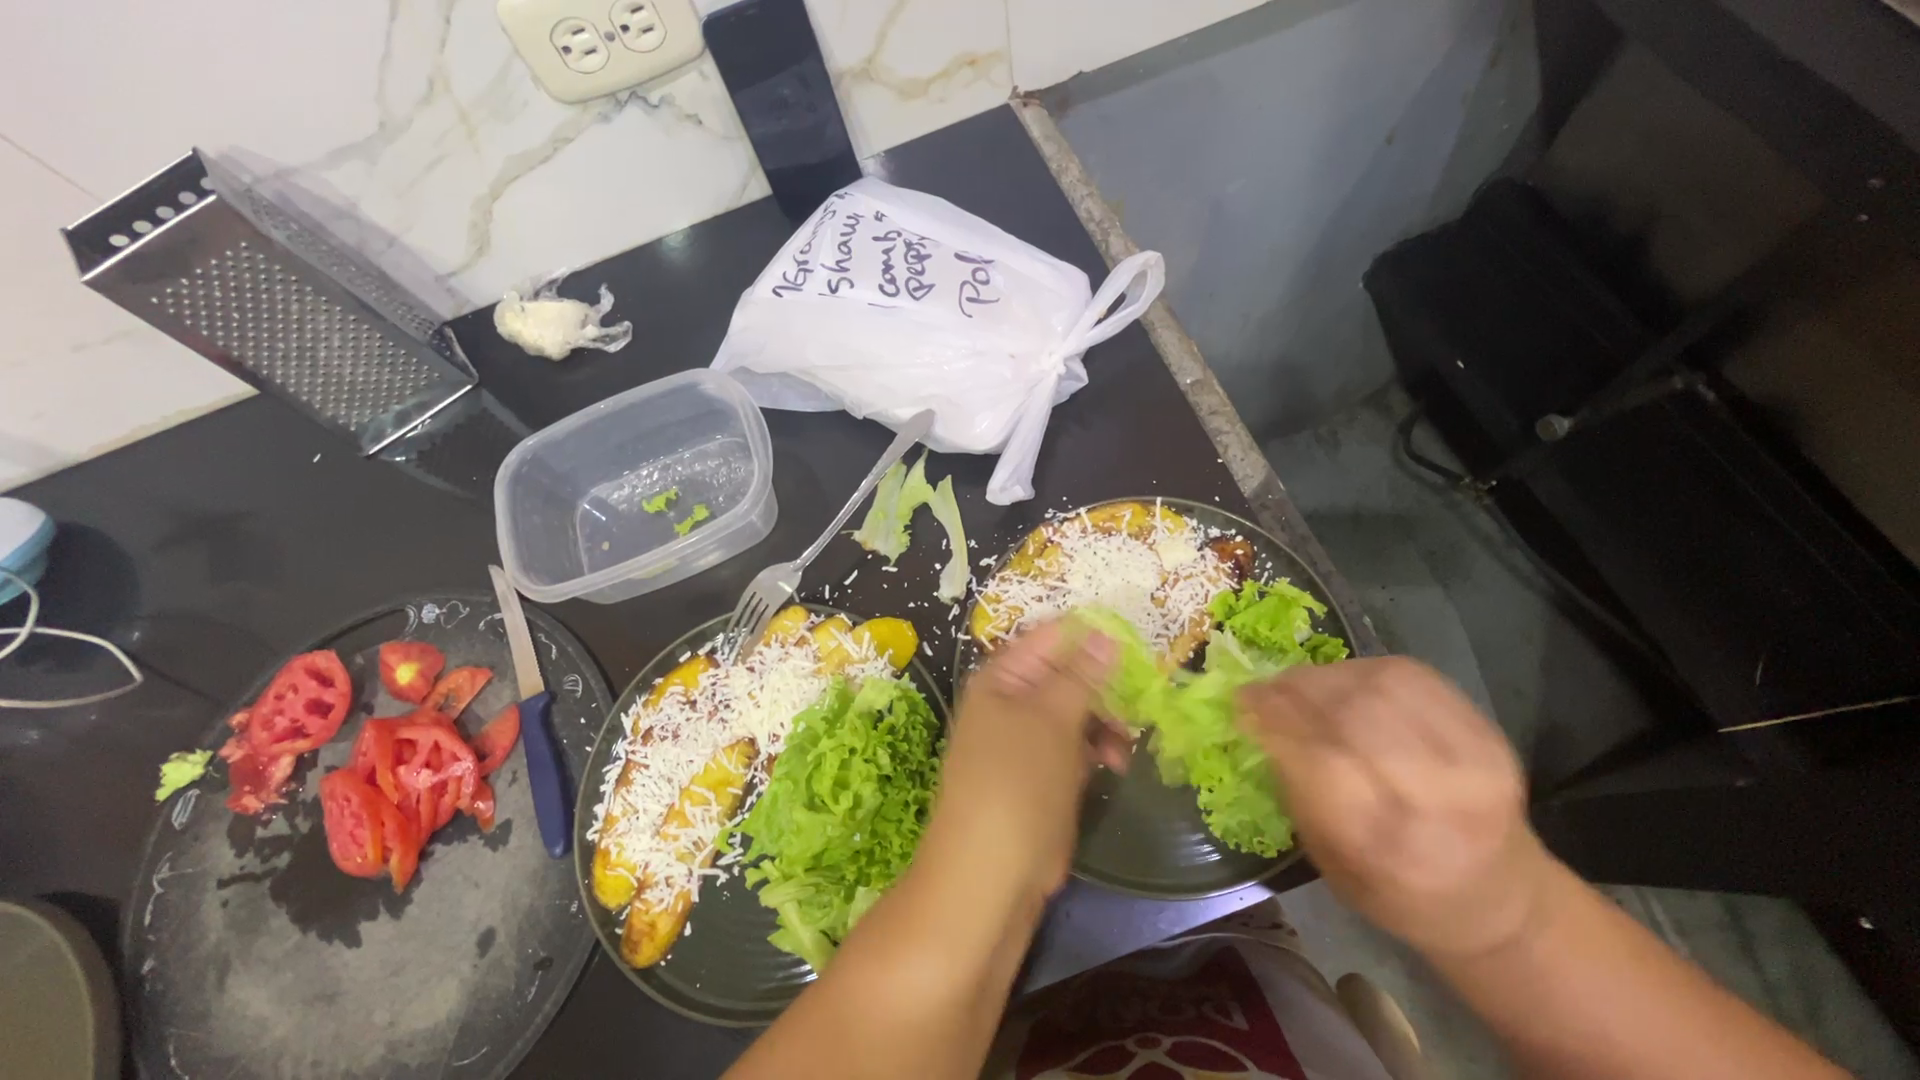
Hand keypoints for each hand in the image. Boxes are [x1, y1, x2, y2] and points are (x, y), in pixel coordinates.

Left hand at [927, 621, 1124, 898]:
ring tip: (1126, 747)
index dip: (1093, 636)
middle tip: (1143, 701)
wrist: (989, 876)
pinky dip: (1097, 752)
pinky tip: (1117, 767)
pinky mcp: (1040, 778)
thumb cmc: (1017, 783)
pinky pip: (1075, 749)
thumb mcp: (1053, 720)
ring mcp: (1025, 743)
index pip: (1051, 637)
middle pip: (1066, 676)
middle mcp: (1010, 704)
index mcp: (1001, 679)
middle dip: (1106, 687)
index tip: (1139, 644)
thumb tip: (1105, 634)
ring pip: (1076, 714)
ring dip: (1106, 723)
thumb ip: (1082, 675)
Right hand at [1239, 657, 1555, 958]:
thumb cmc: (1397, 893)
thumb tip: (1260, 724)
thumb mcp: (1332, 864)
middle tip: (1260, 689)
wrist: (1499, 899)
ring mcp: (1474, 761)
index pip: (1324, 763)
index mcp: (1393, 850)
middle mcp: (1441, 802)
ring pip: (1382, 687)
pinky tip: (1338, 681)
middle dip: (1294, 692)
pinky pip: (1414, 677)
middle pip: (1355, 716)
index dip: (1276, 723)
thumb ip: (1300, 793)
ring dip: (1324, 678)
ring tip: (1292, 683)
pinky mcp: (1488, 734)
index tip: (1241, 705)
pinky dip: (1362, 671)